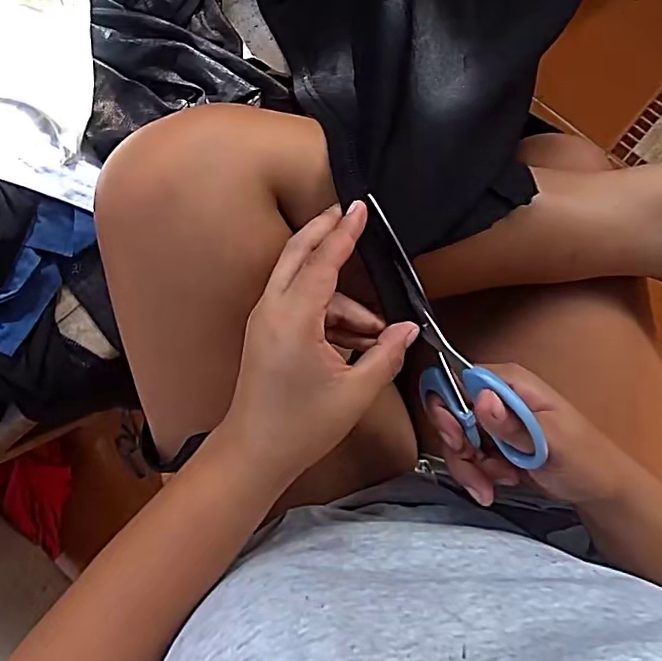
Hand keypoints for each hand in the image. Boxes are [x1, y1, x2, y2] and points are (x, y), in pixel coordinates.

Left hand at [221, 202, 419, 486]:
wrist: (253, 453)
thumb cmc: (300, 426)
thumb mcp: (354, 392)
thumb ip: (385, 354)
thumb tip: (408, 329)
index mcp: (293, 320)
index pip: (323, 263)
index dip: (345, 233)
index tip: (359, 207)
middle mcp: (272, 311)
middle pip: (298, 253)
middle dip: (325, 229)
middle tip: (350, 211)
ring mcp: (265, 320)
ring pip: (304, 282)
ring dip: (343, 298)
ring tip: (374, 333)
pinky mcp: (266, 331)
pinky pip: (300, 303)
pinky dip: (329, 313)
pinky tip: (356, 341)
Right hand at [422, 363, 645, 507]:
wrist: (599, 487)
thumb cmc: (585, 458)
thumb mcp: (550, 441)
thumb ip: (513, 423)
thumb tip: (481, 399)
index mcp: (512, 383)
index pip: (459, 380)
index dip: (448, 408)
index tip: (459, 439)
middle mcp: (500, 395)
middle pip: (452, 412)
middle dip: (458, 446)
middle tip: (478, 469)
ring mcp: (496, 420)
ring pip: (457, 438)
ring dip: (470, 467)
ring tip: (498, 482)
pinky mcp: (495, 442)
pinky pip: (469, 456)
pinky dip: (478, 474)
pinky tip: (502, 482)